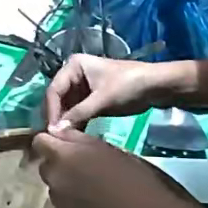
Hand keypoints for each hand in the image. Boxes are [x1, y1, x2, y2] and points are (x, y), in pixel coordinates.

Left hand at [31, 129, 196, 207]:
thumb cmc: (133, 175)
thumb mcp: (107, 147)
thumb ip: (78, 139)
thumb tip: (60, 132)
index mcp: (63, 156)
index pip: (40, 141)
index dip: (52, 141)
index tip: (67, 143)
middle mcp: (54, 180)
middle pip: (46, 166)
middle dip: (59, 164)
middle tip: (83, 166)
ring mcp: (59, 206)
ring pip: (55, 189)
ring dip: (67, 186)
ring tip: (93, 191)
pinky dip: (75, 207)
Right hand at [45, 55, 177, 130]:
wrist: (156, 86)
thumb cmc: (128, 85)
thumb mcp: (102, 99)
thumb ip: (78, 114)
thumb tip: (55, 131)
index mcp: (74, 66)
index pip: (54, 90)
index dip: (51, 111)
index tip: (52, 132)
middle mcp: (75, 74)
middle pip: (58, 99)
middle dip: (57, 118)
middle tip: (55, 140)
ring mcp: (83, 87)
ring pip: (67, 108)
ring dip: (66, 123)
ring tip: (64, 142)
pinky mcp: (92, 99)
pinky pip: (78, 112)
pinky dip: (76, 124)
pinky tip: (75, 138)